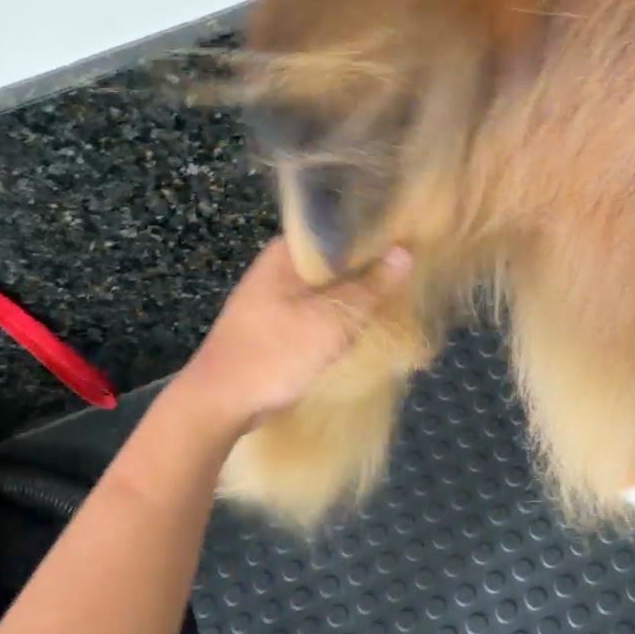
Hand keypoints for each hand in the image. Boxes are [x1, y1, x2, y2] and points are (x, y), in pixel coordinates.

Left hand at [169, 239, 410, 435]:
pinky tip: (362, 334)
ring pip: (329, 292)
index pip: (343, 231)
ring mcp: (276, 298)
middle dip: (371, 276)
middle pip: (338, 263)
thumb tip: (404, 252)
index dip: (379, 242)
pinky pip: (317, 315)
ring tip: (394, 309)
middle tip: (410, 288)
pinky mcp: (276, 326)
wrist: (221, 402)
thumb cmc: (275, 354)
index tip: (412, 254)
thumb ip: (370, 287)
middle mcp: (280, 267)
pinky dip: (338, 323)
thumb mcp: (331, 321)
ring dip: (356, 303)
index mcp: (288, 253)